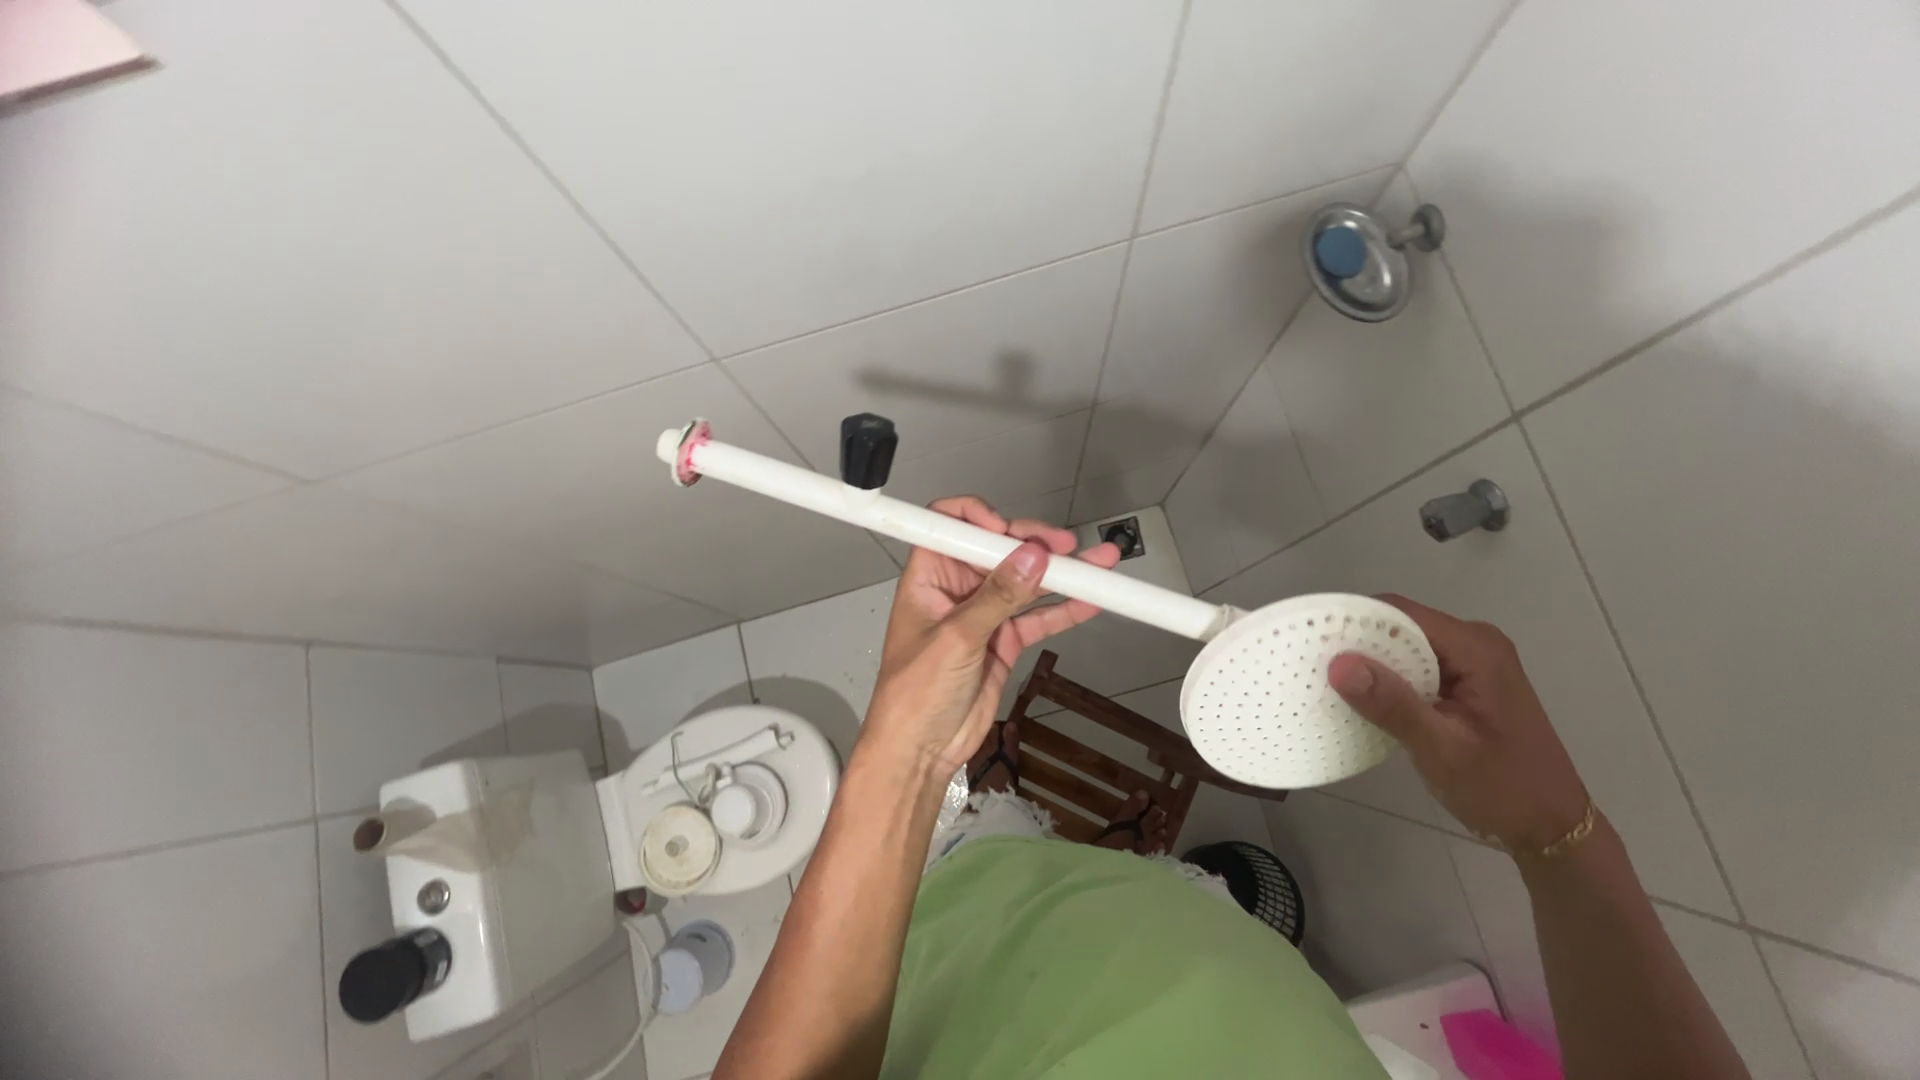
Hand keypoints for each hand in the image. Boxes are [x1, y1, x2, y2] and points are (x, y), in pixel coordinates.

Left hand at [860, 496, 1120, 779]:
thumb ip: (997, 597)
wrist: (920, 750)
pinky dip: (1063, 609)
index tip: (1008, 530)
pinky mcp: (1003, 641)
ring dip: (1060, 575)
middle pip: (997, 550)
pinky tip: (1090, 600)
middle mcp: (955, 589)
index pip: (950, 526)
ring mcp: (982, 615)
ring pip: (1025, 583)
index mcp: (928, 577)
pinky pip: (1037, 617)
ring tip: (1098, 564)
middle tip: (1066, 547)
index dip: (979, 519)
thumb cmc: (913, 695)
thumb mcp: (956, 640)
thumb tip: (1031, 558)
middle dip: (1032, 545)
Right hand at [1327, 595, 1589, 853]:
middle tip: (1310, 661)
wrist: (1553, 829)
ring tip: (1325, 678)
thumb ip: (1393, 705)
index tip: (1310, 637)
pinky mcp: (1465, 683)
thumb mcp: (1443, 750)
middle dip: (1356, 640)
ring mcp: (1472, 664)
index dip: (1354, 619)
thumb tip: (1339, 664)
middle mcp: (1476, 645)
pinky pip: (1415, 666)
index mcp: (1477, 650)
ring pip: (1405, 646)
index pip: (1401, 613)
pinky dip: (1387, 678)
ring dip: (1369, 661)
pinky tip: (1360, 697)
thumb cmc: (1504, 789)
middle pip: (1401, 625)